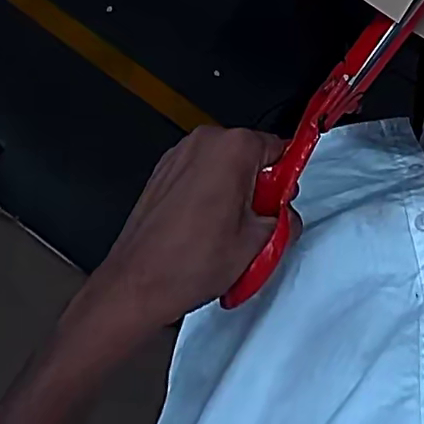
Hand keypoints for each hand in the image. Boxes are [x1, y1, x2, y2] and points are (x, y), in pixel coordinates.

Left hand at [87, 126, 287, 327]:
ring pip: (223, 165)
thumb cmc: (185, 262)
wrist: (137, 282)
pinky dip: (207, 193)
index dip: (285, 175)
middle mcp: (206, 142)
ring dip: (231, 191)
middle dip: (258, 187)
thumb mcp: (257, 245)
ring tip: (226, 232)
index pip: (277, 147)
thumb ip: (285, 220)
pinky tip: (204, 229)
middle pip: (249, 155)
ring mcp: (181, 153)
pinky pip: (199, 173)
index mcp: (233, 148)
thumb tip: (287, 215)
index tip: (286, 193)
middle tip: (257, 223)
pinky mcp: (164, 169)